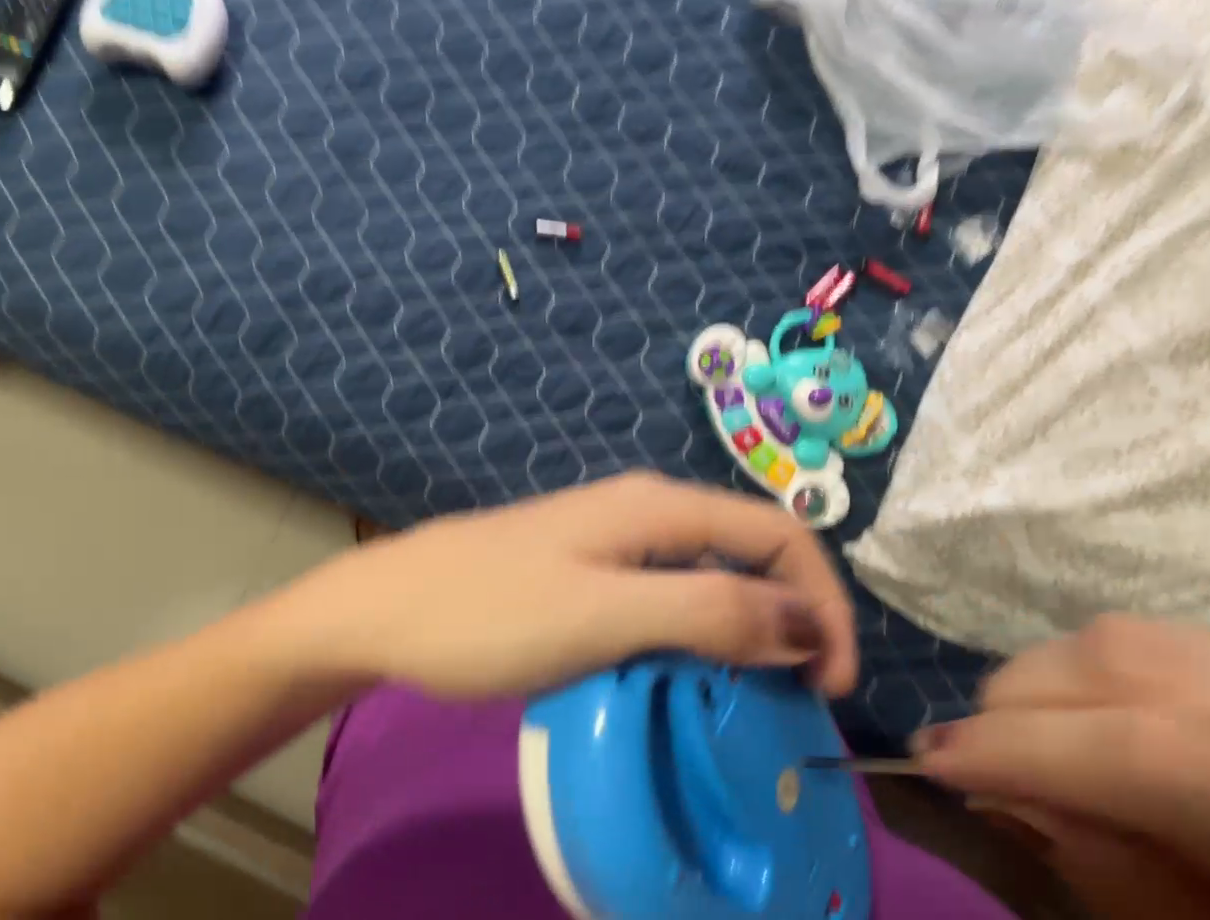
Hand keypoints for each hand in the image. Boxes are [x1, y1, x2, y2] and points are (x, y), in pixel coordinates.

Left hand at [274, 472, 857, 699]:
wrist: (381, 611)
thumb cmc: (487, 614)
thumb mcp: (603, 617)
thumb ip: (706, 612)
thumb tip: (808, 622)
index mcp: (656, 508)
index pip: (779, 534)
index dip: (823, 604)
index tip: (828, 687)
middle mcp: (643, 511)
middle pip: (749, 552)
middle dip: (790, 619)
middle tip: (793, 701)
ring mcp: (609, 539)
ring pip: (708, 577)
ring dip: (744, 632)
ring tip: (748, 700)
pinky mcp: (583, 571)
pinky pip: (665, 597)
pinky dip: (695, 636)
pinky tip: (682, 678)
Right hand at [913, 616, 1209, 918]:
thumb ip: (1139, 887)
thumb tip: (1015, 801)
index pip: (1160, 759)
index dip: (1023, 751)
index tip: (932, 763)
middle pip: (1126, 669)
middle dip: (1017, 710)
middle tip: (968, 762)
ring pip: (1129, 637)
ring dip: (1042, 683)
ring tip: (1018, 739)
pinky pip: (1159, 636)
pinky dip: (1090, 670)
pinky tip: (1084, 715)